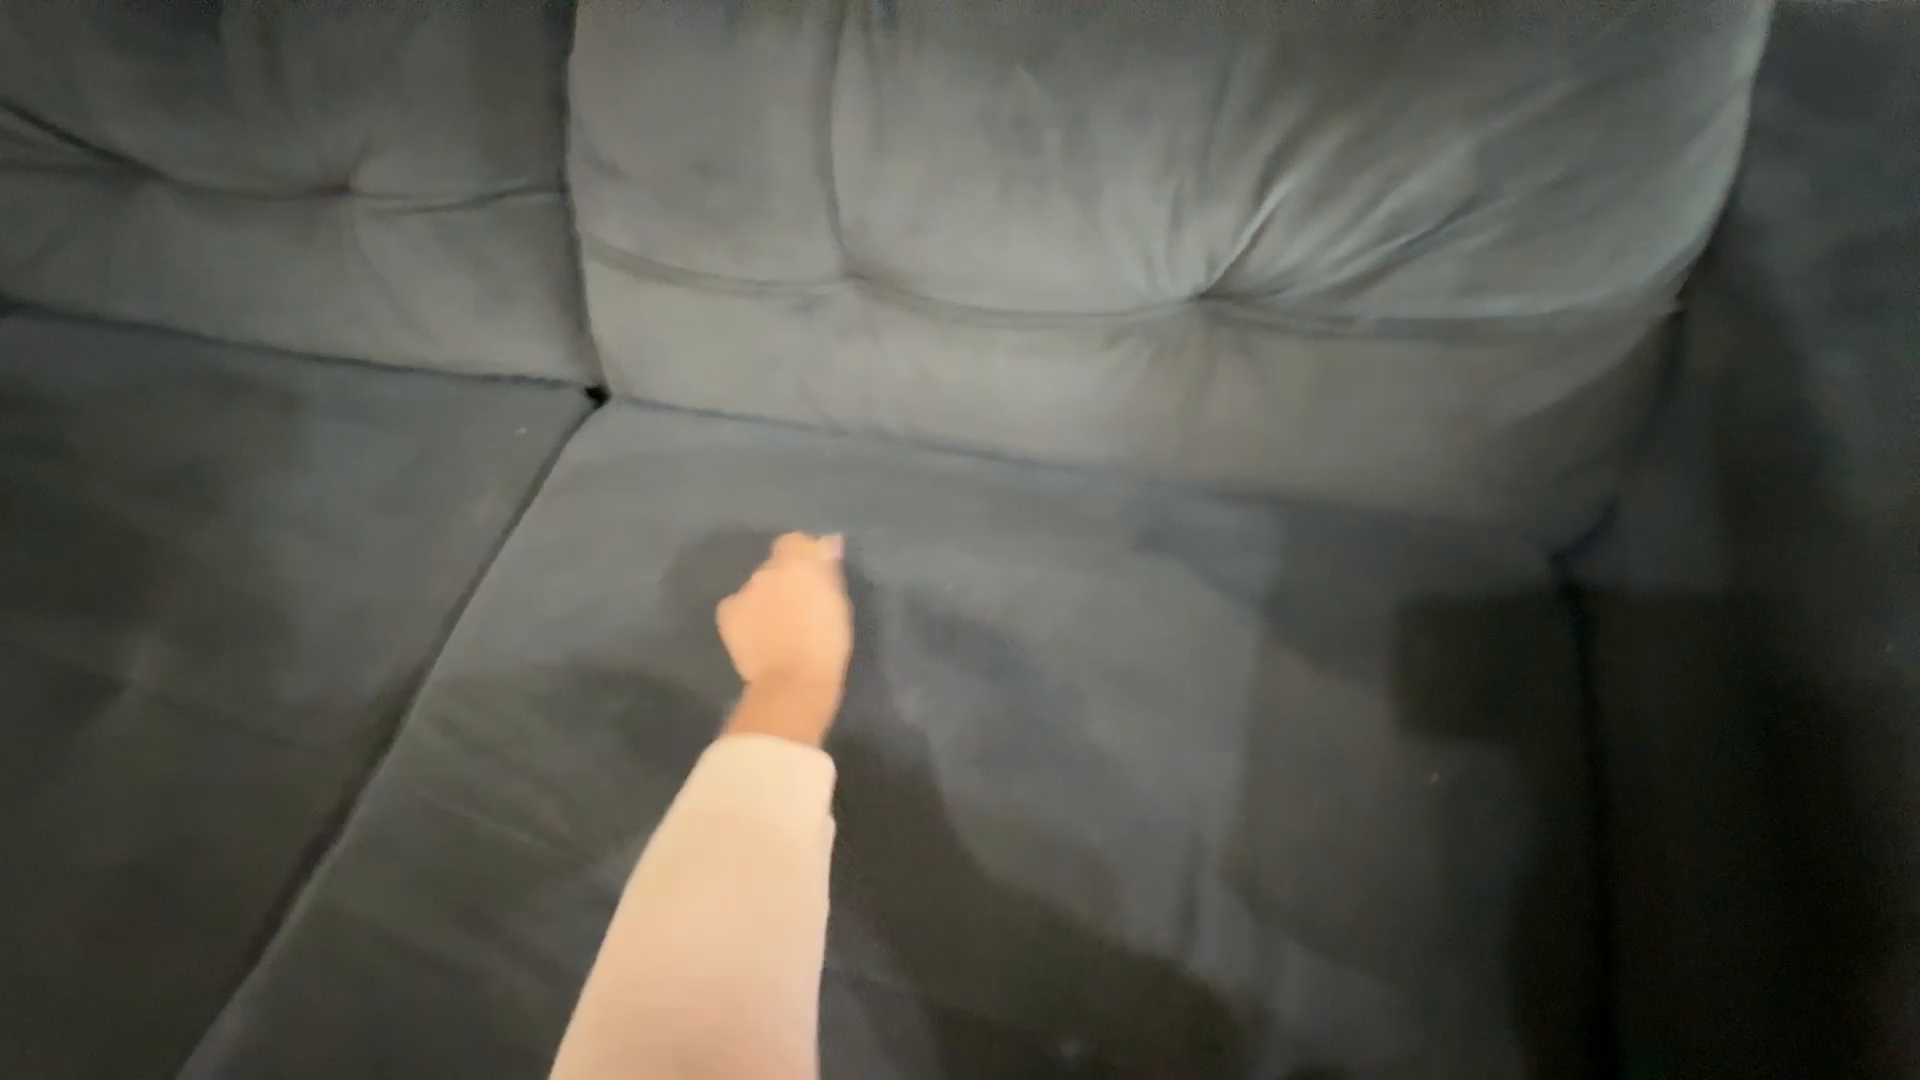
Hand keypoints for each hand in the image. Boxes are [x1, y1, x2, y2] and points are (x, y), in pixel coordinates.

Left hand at [717, 532, 852, 695]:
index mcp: (799, 563)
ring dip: (767, 597)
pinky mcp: (727, 613)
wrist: (793, 681)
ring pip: (757, 587)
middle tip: (799, 604)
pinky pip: (739, 605)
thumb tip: (827, 542)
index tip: (814, 574)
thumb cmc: (828, 643)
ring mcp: (744, 591)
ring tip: (779, 625)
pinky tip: (759, 634)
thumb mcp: (839, 602)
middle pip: (775, 565)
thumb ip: (829, 570)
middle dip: (785, 578)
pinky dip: (748, 614)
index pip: (795, 540)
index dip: (804, 554)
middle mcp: (767, 570)